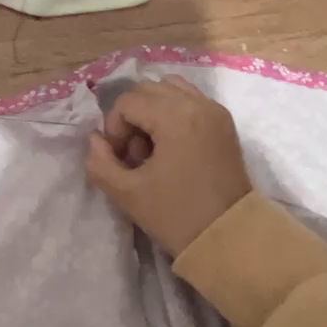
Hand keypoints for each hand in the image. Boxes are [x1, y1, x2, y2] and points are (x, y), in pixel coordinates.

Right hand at [84, 76, 252, 254]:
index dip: (114, 129)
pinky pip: (190, 100)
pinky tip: (172, 146)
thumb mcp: (126, 194)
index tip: (122, 160)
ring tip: (154, 147)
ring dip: (152, 111)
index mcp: (175, 117)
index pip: (127, 102)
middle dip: (132, 118)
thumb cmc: (177, 215)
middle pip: (147, 89)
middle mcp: (198, 103)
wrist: (230, 237)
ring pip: (170, 89)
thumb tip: (95, 140)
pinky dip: (173, 113)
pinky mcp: (224, 122)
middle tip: (136, 155)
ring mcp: (215, 110)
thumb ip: (99, 163)